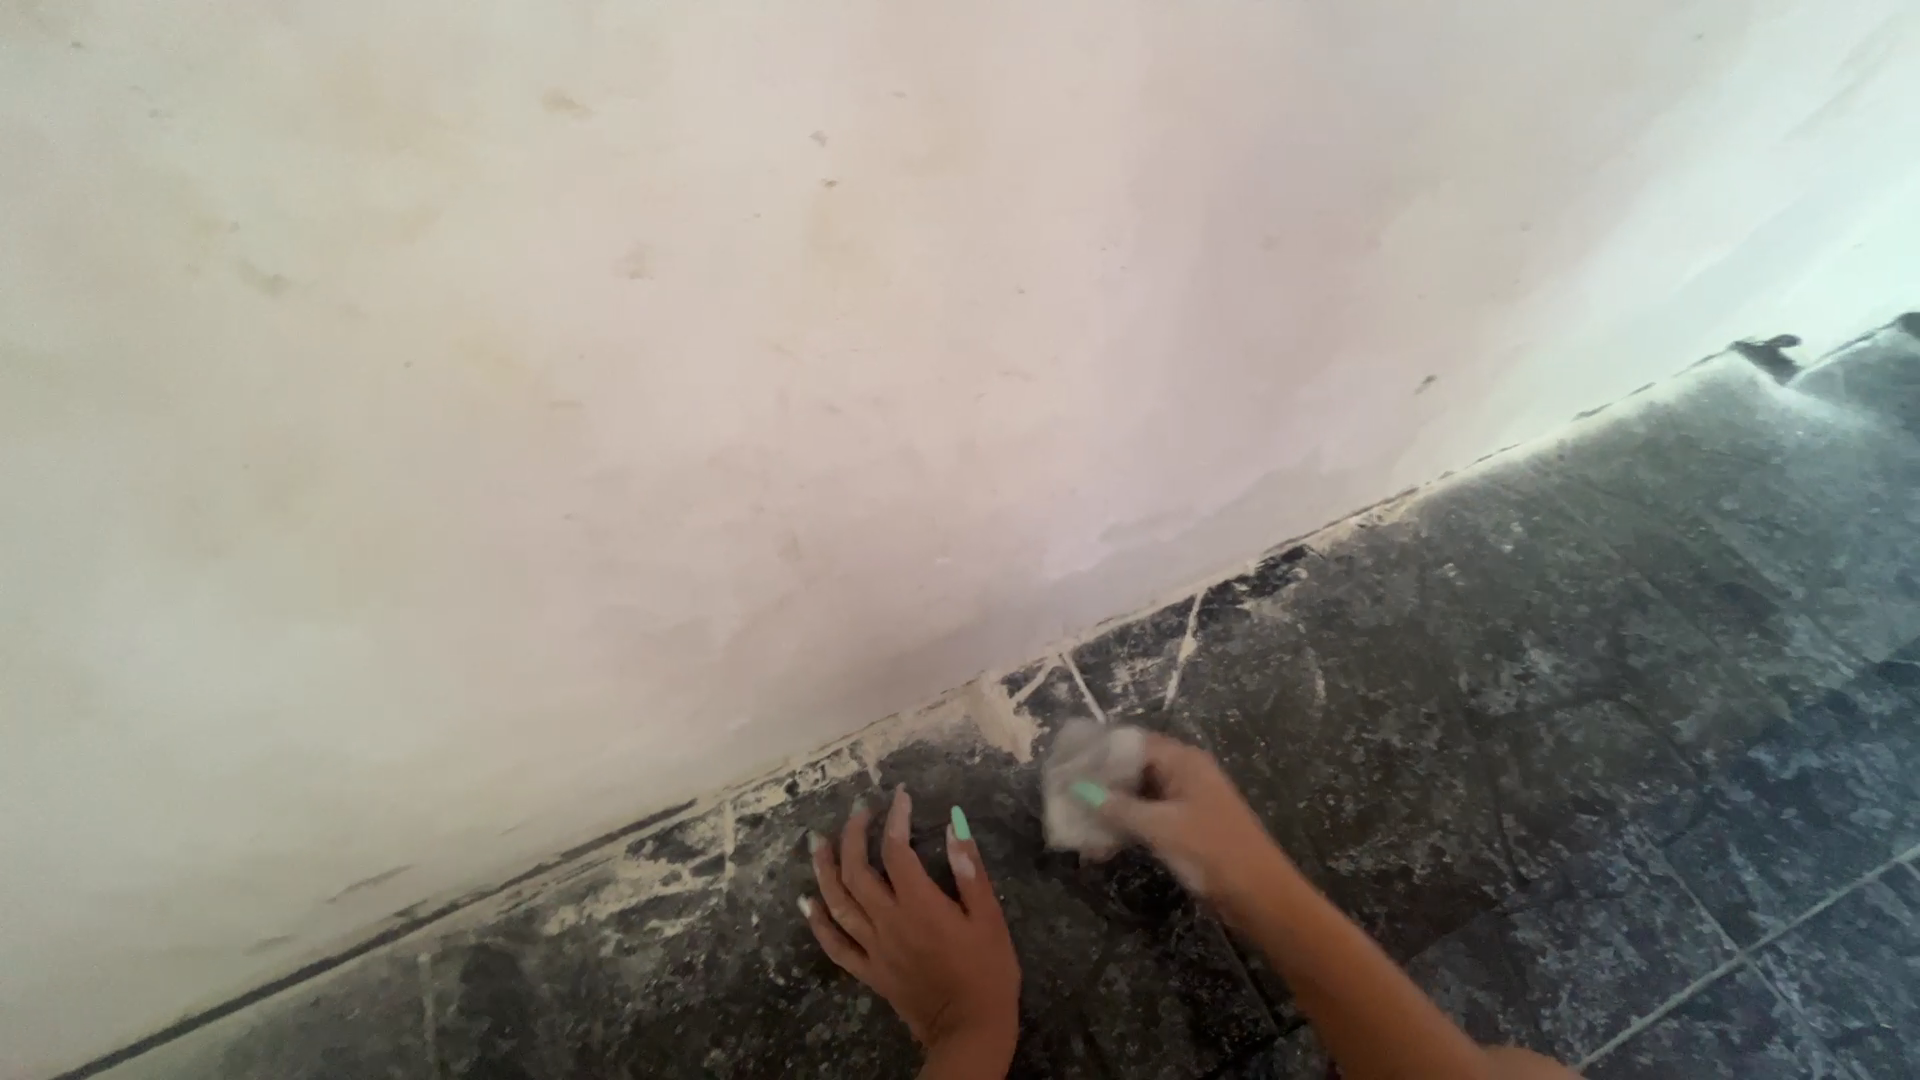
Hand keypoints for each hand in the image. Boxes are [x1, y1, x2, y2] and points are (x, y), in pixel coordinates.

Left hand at [803, 785, 1020, 1067]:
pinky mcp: (869, 972)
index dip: (895, 818)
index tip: (900, 796)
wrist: (970, 1032)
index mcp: (918, 904)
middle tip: (858, 810)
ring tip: (818, 842)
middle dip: (853, 834)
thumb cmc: (987, 971)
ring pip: (837, 903)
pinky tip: (809, 902)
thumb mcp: (989, 916)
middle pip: (857, 870)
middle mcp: (888, 921)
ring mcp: (874, 948)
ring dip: (824, 869)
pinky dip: (818, 922)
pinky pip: (835, 945)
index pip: (896, 850)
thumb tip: (953, 823)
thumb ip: (969, 869)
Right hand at [1082, 733, 1292, 911]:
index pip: (1131, 742)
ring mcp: (1185, 800)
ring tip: (1076, 825)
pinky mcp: (1184, 827)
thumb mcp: (1161, 828)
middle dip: (1099, 783)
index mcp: (1183, 761)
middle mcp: (1183, 773)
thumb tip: (1079, 791)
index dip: (1098, 751)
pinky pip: (1146, 817)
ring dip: (1109, 809)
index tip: (1066, 763)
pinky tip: (1100, 847)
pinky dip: (1124, 827)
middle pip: (1132, 767)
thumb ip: (1118, 808)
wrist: (1262, 898)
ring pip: (1136, 795)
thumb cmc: (1213, 851)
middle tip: (1064, 795)